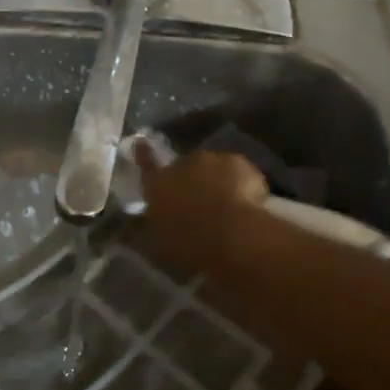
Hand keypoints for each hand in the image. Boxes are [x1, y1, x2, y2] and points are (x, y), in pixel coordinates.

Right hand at [131, 145, 269, 272]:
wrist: (230, 235)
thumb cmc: (188, 244)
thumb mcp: (158, 247)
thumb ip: (148, 234)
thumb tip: (139, 232)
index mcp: (157, 184)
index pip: (146, 164)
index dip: (143, 154)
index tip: (141, 142)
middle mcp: (181, 164)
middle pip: (185, 168)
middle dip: (191, 181)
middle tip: (201, 205)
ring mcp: (212, 160)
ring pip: (214, 168)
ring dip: (217, 181)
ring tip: (229, 208)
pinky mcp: (239, 163)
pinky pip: (239, 173)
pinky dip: (243, 185)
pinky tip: (250, 206)